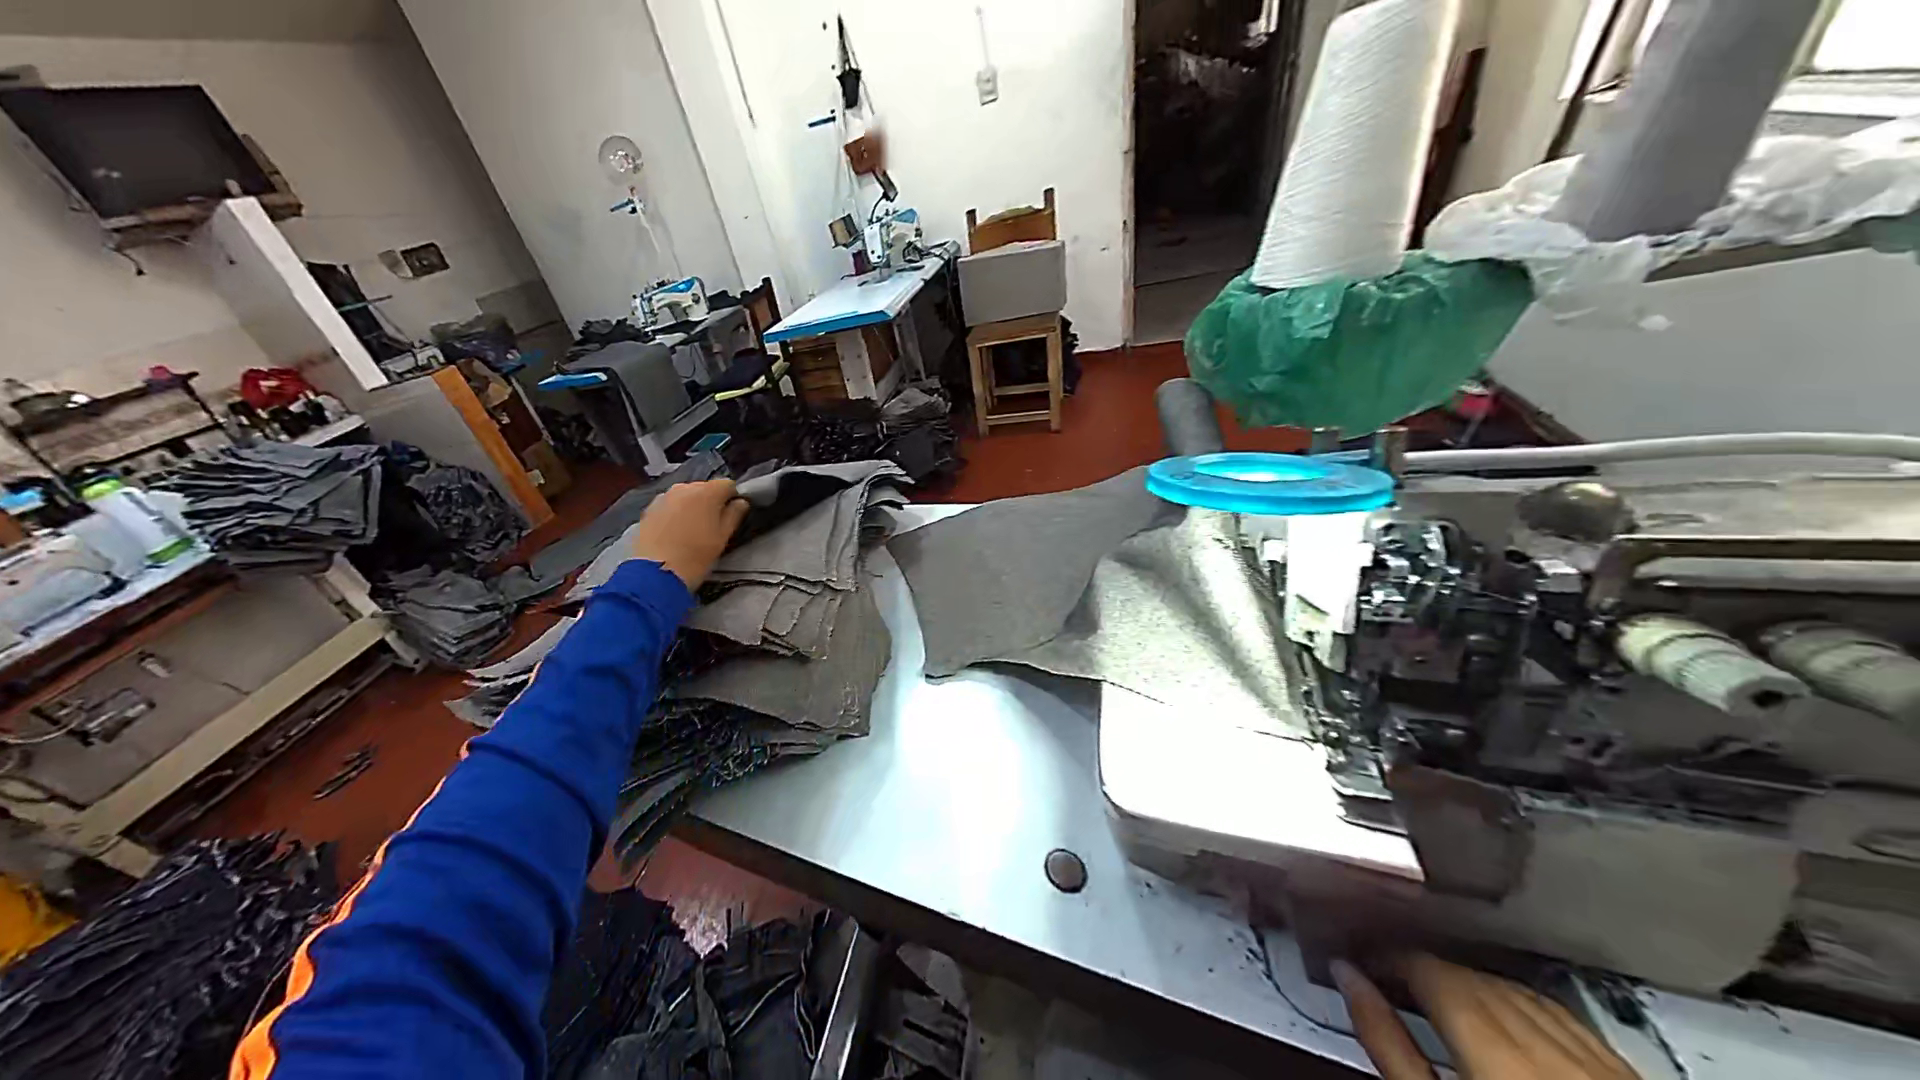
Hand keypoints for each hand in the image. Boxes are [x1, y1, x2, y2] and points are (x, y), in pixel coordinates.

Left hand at [626, 478, 750, 589]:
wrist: (657, 572)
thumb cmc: (697, 555)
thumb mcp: (723, 536)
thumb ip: (734, 514)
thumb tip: (740, 502)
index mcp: (707, 492)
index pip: (727, 484)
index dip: (732, 497)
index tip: (731, 514)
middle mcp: (685, 488)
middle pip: (705, 487)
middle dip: (711, 500)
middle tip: (712, 523)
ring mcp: (665, 497)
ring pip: (686, 495)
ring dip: (692, 505)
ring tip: (691, 528)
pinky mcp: (650, 508)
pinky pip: (670, 504)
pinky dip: (675, 512)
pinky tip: (675, 530)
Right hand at [1333, 953, 1638, 1079]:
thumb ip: (1386, 1041)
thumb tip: (1350, 980)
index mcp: (1496, 1059)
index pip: (1430, 972)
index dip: (1389, 957)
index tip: (1363, 961)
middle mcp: (1551, 1056)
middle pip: (1471, 980)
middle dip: (1424, 972)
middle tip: (1387, 978)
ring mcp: (1597, 1067)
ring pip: (1515, 993)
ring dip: (1469, 986)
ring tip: (1437, 998)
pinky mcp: (1624, 1078)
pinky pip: (1560, 1017)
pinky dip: (1519, 1006)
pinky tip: (1503, 1018)